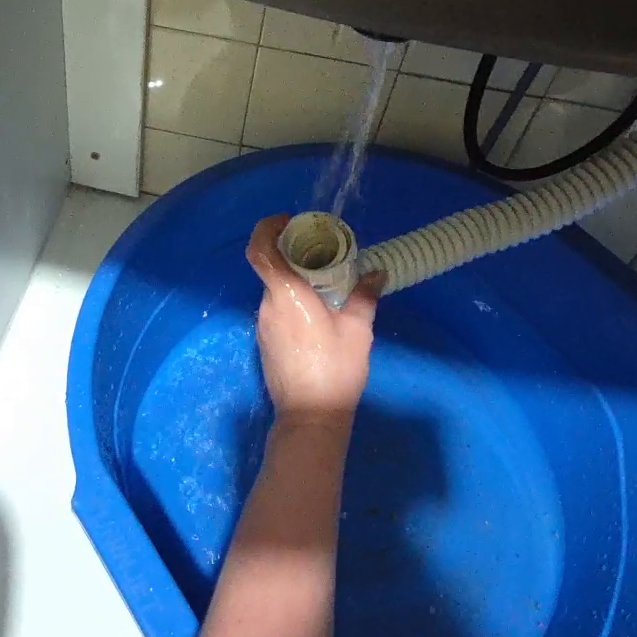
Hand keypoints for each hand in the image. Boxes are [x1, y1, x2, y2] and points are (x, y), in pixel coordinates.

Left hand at [246, 215, 382, 430]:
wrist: (310, 416)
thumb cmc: (335, 369)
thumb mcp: (358, 330)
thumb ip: (365, 297)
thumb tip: (376, 273)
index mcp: (286, 294)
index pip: (260, 250)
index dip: (267, 228)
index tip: (288, 221)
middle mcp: (268, 305)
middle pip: (268, 266)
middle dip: (287, 250)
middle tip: (315, 246)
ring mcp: (263, 324)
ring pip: (272, 287)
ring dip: (291, 276)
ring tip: (322, 276)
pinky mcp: (266, 340)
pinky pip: (275, 307)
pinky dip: (290, 296)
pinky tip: (315, 306)